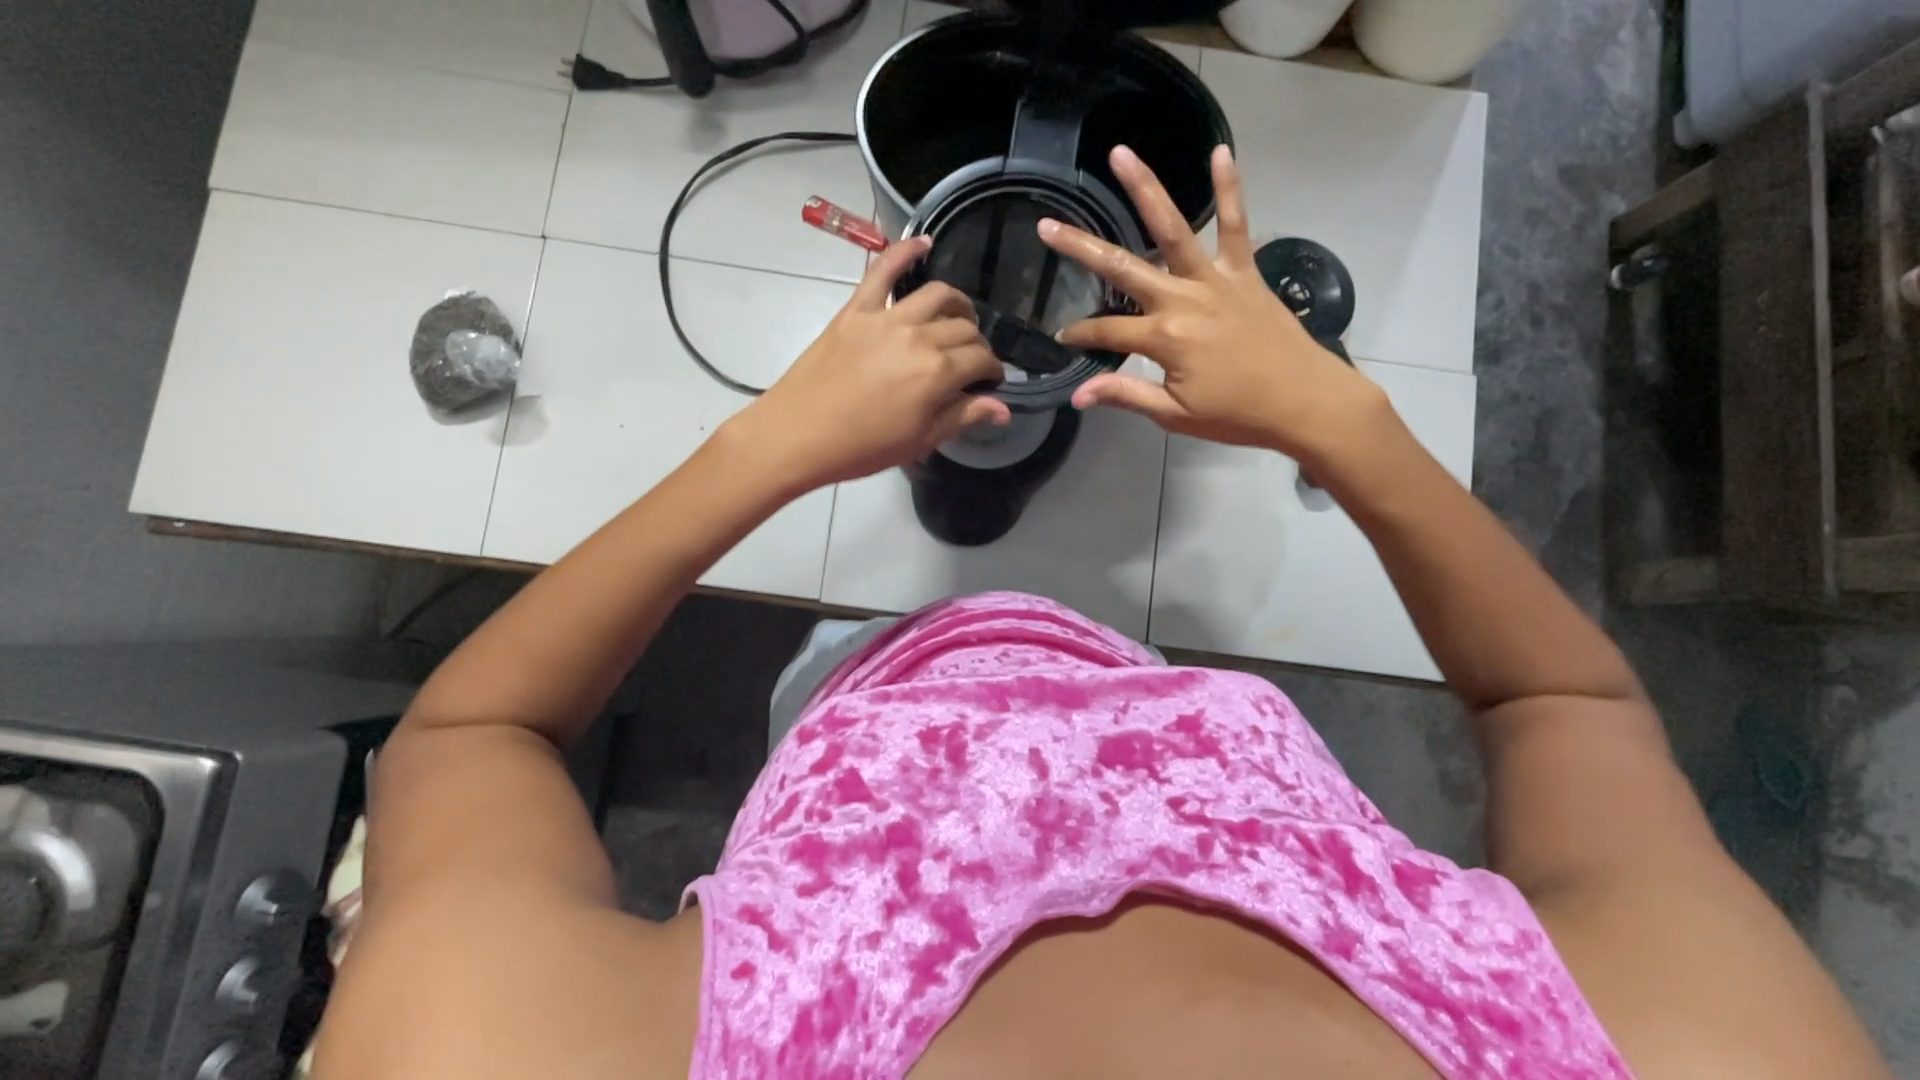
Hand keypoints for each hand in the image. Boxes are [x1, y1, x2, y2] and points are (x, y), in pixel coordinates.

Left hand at [726, 236, 1010, 488]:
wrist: (798, 436)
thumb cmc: (862, 447)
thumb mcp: (919, 441)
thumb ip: (963, 417)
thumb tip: (1004, 408)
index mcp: (938, 373)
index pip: (981, 359)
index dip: (992, 371)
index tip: (988, 382)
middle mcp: (919, 336)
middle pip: (964, 328)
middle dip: (976, 344)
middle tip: (970, 361)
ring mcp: (886, 318)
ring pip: (937, 294)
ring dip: (957, 304)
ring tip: (959, 317)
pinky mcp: (856, 310)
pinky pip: (883, 270)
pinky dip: (904, 251)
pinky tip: (923, 243)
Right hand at [1037, 145, 1387, 459]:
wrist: (1304, 402)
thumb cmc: (1237, 415)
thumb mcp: (1175, 414)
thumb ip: (1125, 395)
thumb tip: (1078, 394)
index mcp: (1164, 338)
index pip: (1106, 332)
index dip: (1080, 335)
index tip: (1062, 338)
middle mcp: (1182, 299)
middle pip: (1122, 268)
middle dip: (1080, 248)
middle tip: (1048, 226)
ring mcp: (1215, 280)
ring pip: (1172, 230)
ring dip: (1145, 190)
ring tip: (1121, 155)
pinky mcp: (1244, 272)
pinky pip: (1236, 225)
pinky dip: (1230, 189)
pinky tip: (1220, 153)